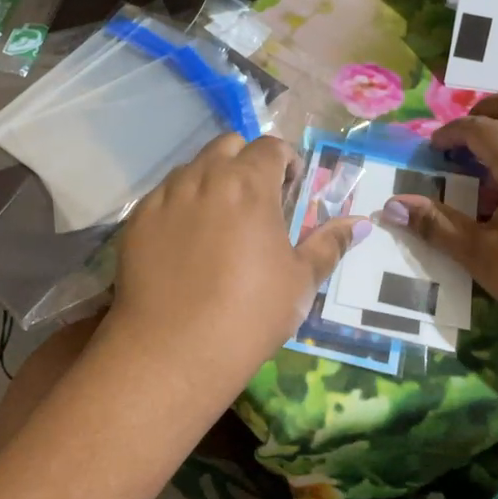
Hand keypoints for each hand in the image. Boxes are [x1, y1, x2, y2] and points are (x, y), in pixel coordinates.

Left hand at [104, 133, 365, 395]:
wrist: (172, 352)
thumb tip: (361, 224)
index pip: (271, 147)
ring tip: (219, 224)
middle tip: (257, 203)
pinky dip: (180, 206)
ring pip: (192, 169)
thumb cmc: (249, 314)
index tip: (291, 190)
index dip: (286, 162)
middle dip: (246, 163)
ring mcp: (165, 196)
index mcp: (249, 184)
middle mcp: (204, 177)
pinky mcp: (136, 220)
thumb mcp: (300, 281)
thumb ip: (329, 244)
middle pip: (228, 146)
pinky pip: (164, 197)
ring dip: (211, 182)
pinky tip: (185, 245)